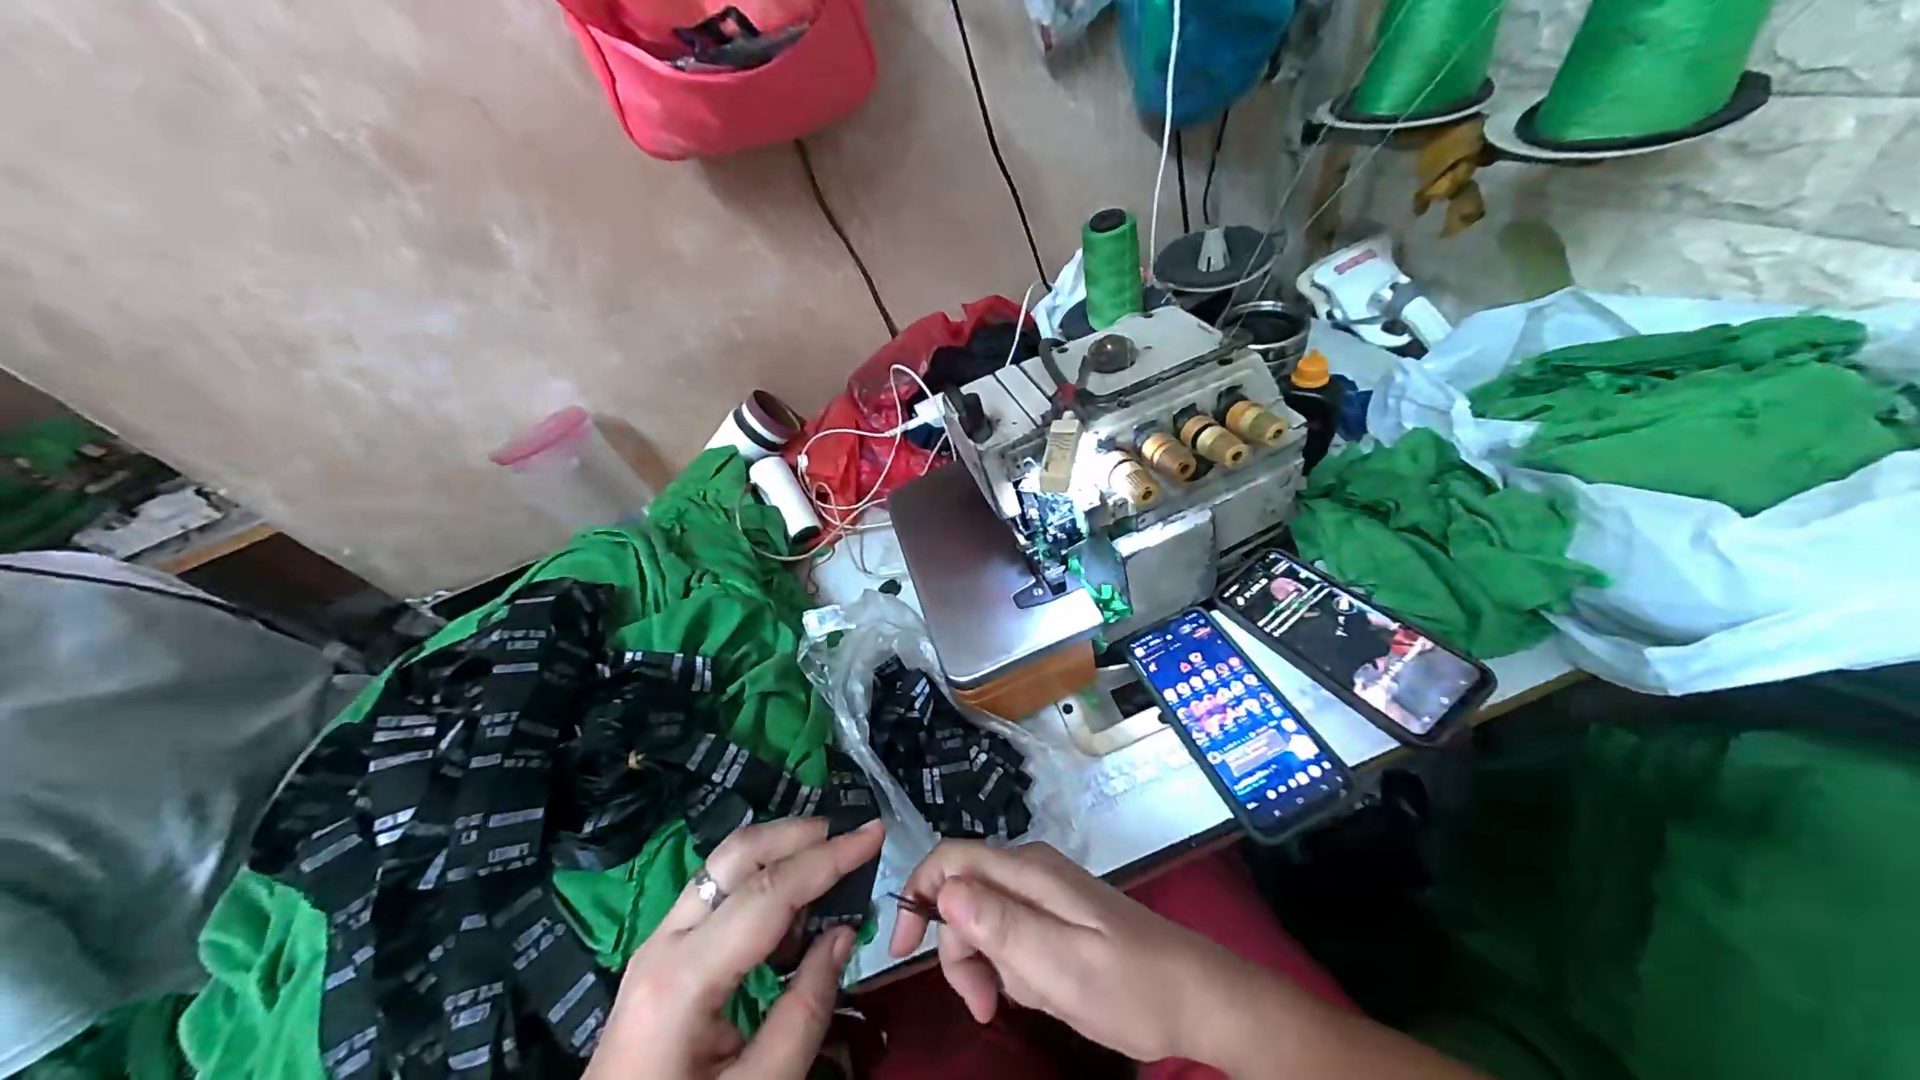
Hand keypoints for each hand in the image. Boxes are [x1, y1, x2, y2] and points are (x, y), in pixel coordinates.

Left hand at [585, 817, 884, 1079]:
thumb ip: (806, 1010)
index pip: (769, 893)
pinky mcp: (661, 954)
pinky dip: (760, 880)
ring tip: (830, 862)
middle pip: (736, 857)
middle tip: (849, 834)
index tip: (874, 833)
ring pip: (722, 866)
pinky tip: (792, 905)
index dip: (828, 859)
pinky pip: (715, 894)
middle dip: (798, 834)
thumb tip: (842, 934)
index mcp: (683, 978)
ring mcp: (657, 943)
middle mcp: (663, 942)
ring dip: (779, 851)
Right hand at [887, 841, 1275, 1065]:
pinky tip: (1041, 990)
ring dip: (987, 965)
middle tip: (982, 1005)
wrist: (1197, 999)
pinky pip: (1011, 937)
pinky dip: (1012, 968)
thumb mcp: (1062, 966)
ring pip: (984, 920)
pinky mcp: (1055, 917)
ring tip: (1022, 1002)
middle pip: (963, 895)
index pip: (952, 859)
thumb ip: (1002, 925)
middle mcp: (1031, 872)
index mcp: (1029, 872)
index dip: (918, 894)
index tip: (904, 950)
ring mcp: (1045, 893)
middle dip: (960, 950)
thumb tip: (946, 890)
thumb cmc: (1132, 987)